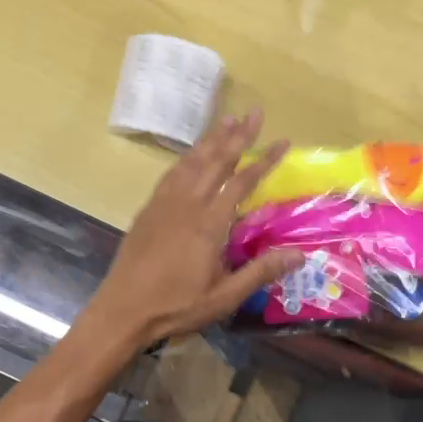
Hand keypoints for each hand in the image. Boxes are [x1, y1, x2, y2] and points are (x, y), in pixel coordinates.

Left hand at [88, 111, 302, 349]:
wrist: (123, 309)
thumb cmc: (176, 306)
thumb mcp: (225, 297)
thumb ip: (261, 271)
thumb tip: (300, 254)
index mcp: (208, 223)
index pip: (241, 182)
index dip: (263, 160)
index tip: (283, 142)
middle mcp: (186, 204)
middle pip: (215, 160)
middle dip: (237, 135)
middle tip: (254, 112)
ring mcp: (163, 204)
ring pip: (191, 161)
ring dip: (210, 139)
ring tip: (226, 121)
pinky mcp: (148, 210)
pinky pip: (171, 173)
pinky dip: (186, 157)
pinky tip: (192, 154)